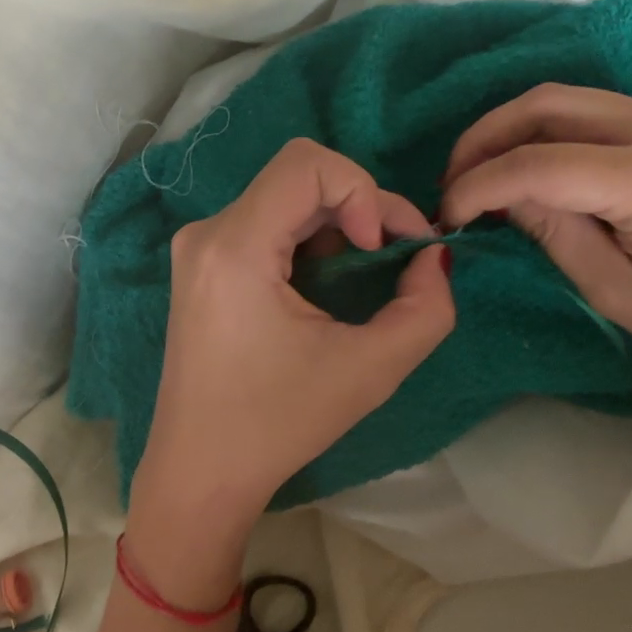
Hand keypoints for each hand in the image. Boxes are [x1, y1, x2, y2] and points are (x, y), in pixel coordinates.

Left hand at [136, 139, 455, 535]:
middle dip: (360, 206)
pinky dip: (308, 240)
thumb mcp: (370, 370)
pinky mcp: (202, 266)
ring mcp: (198, 248)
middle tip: (397, 257)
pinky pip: (265, 224)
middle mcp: (207, 233)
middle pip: (298, 177)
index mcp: (234, 247)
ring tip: (367, 275)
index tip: (380, 250)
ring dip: (337, 224)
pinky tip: (327, 285)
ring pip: (284, 198)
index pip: (307, 164)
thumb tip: (433, 259)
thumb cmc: (278, 423)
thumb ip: (425, 309)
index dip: (362, 191)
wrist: (201, 468)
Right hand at [438, 84, 631, 405]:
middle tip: (452, 183)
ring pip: (574, 102)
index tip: (444, 216)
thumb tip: (504, 199)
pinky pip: (603, 116)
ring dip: (517, 132)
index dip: (477, 184)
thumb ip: (555, 233)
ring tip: (483, 178)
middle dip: (485, 137)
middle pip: (549, 104)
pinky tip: (536, 173)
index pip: (538, 162)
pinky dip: (555, 136)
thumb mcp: (621, 294)